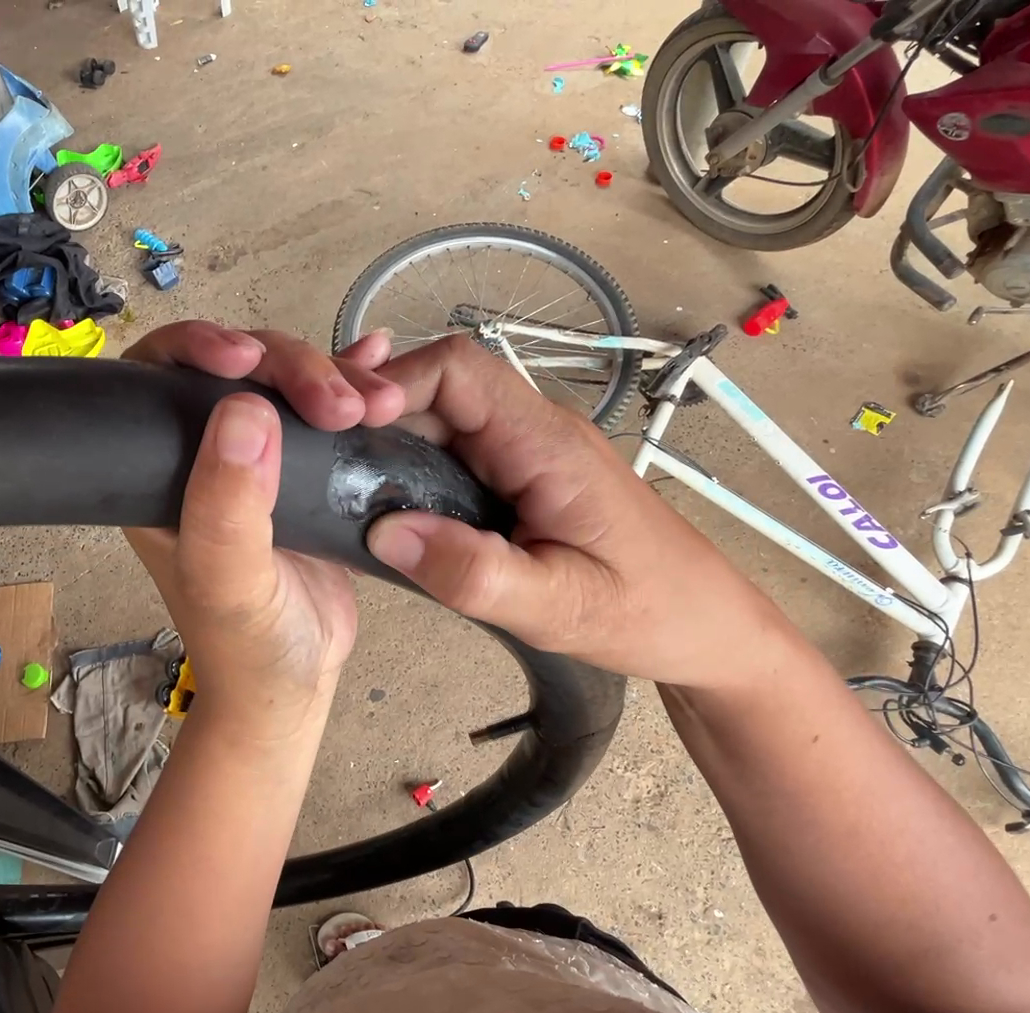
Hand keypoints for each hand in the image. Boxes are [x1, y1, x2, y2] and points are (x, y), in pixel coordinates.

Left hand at [122, 322, 401, 729]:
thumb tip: (243, 411)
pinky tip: (381, 371)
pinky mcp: (308, 471)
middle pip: (238, 370)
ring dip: (333, 376)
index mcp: (163, 473)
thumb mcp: (229, 583)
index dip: (197, 349)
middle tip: (340, 402)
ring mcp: (260, 461)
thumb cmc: (248, 644)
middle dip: (289, 367)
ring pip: (286, 384)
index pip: (160, 381)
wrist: (296, 681)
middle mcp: (205, 457)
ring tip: (381, 400)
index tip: (246, 358)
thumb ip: (227, 507)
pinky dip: (354, 382)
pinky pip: (325, 412)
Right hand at [358, 335, 794, 689]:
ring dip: (387, 438)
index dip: (394, 383)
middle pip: (439, 385)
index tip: (345, 425)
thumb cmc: (649, 613)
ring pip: (440, 417)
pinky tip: (382, 502)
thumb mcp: (560, 608)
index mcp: (548, 445)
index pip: (461, 369)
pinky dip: (408, 466)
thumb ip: (475, 574)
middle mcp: (534, 433)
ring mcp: (526, 453)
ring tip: (339, 479)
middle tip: (322, 457)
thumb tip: (385, 532)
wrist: (707, 627)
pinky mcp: (519, 477)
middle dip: (375, 409)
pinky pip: (451, 452)